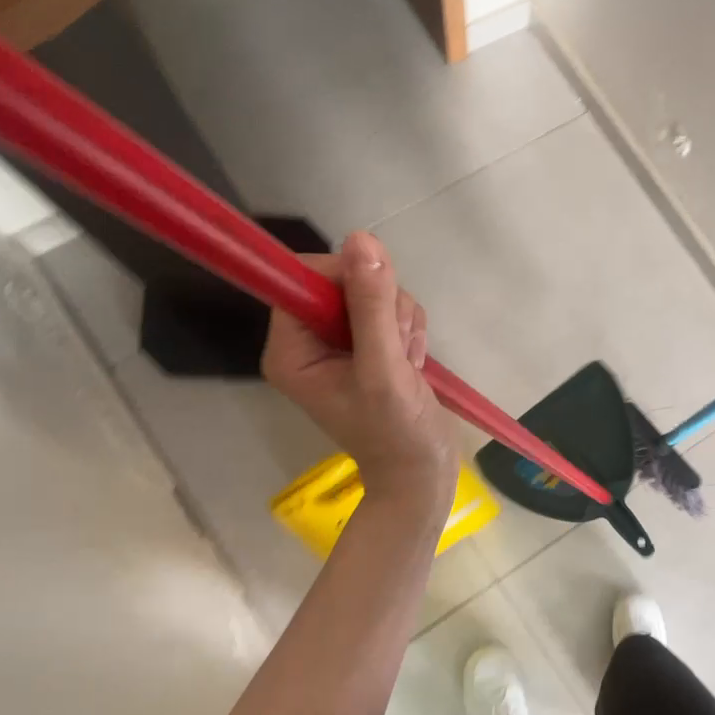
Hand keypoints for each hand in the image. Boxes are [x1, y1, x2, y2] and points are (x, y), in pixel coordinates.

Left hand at [262, 231, 457, 502]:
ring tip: (407, 362)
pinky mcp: (369, 348)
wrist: (423, 475)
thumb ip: (372, 307)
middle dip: (382, 305)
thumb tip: (362, 239)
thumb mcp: (384, 370)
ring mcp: (340, 345)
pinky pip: (390, 311)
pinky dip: (410, 331)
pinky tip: (413, 364)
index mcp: (292, 350)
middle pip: (343, 281)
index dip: (344, 277)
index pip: (304, 279)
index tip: (379, 301)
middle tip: (398, 346)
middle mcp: (309, 342)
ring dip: (401, 320)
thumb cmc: (397, 434)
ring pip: (373, 294)